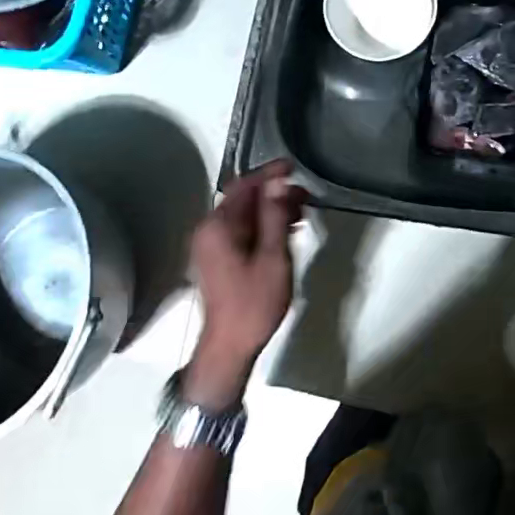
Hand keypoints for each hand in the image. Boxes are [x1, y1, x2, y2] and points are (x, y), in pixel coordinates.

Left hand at [185, 160, 305, 406]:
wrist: (229, 347)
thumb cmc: (254, 303)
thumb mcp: (273, 257)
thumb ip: (274, 216)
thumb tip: (277, 182)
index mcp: (219, 226)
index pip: (245, 186)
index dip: (270, 173)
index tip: (294, 167)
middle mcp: (209, 230)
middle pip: (243, 200)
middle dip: (274, 193)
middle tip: (306, 196)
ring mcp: (210, 245)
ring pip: (243, 216)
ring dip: (270, 210)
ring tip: (301, 214)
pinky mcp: (217, 259)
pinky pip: (240, 231)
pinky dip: (261, 226)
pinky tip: (284, 233)